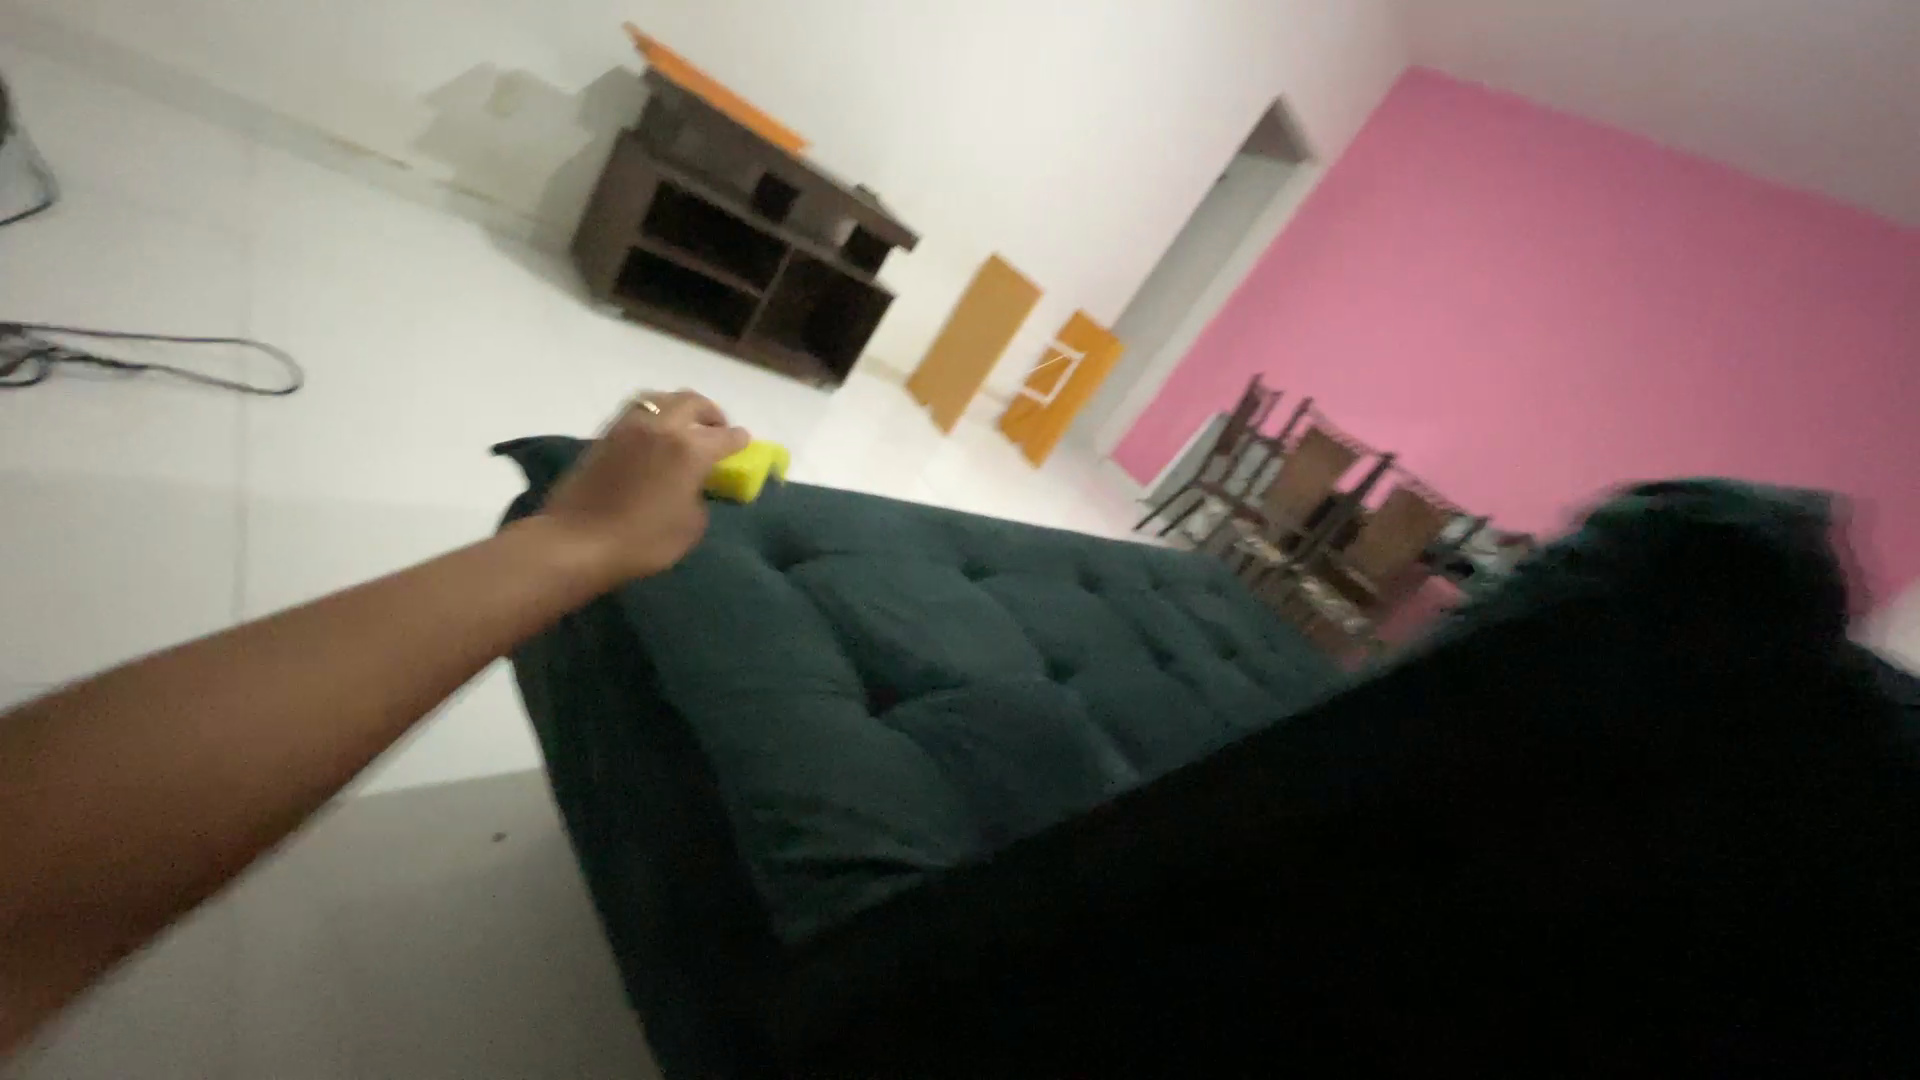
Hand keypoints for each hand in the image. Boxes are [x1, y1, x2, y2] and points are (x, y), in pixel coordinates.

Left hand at [538, 390, 750, 581]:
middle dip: (711, 414)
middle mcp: (662, 427)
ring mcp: (629, 426)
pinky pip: (637, 411)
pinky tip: (654, 435)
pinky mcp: (604, 434)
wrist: (576, 542)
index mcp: (690, 449)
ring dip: (679, 407)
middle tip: (717, 430)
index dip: (739, 440)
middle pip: (693, 402)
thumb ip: (700, 497)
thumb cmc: (642, 540)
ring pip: (661, 398)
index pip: (726, 436)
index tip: (744, 442)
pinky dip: (653, 416)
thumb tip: (694, 486)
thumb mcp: (691, 527)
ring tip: (683, 426)